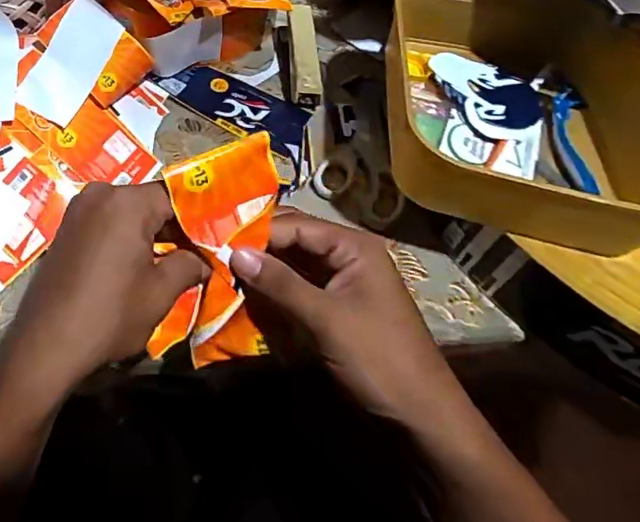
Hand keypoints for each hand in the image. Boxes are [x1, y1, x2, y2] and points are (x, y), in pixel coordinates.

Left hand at [1, 182, 208, 394]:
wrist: (43, 350)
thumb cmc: (109, 315)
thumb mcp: (159, 293)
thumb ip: (188, 267)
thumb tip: (204, 262)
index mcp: (127, 201)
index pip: (176, 197)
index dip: (199, 219)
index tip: (214, 240)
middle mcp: (101, 194)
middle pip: (150, 202)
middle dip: (174, 226)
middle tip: (198, 252)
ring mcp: (79, 210)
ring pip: (128, 214)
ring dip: (150, 234)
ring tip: (173, 260)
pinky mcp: (66, 230)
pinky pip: (107, 224)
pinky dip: (125, 239)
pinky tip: (139, 264)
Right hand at [230, 207, 461, 423]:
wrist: (423, 414)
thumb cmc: (378, 357)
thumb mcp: (326, 319)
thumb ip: (281, 283)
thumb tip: (235, 252)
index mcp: (353, 245)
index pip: (297, 224)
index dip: (258, 230)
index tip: (219, 239)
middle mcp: (348, 254)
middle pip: (296, 238)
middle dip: (260, 245)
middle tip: (217, 252)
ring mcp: (344, 279)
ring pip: (296, 262)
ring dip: (266, 267)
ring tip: (226, 270)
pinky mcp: (338, 305)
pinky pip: (302, 286)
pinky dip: (278, 288)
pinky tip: (251, 293)